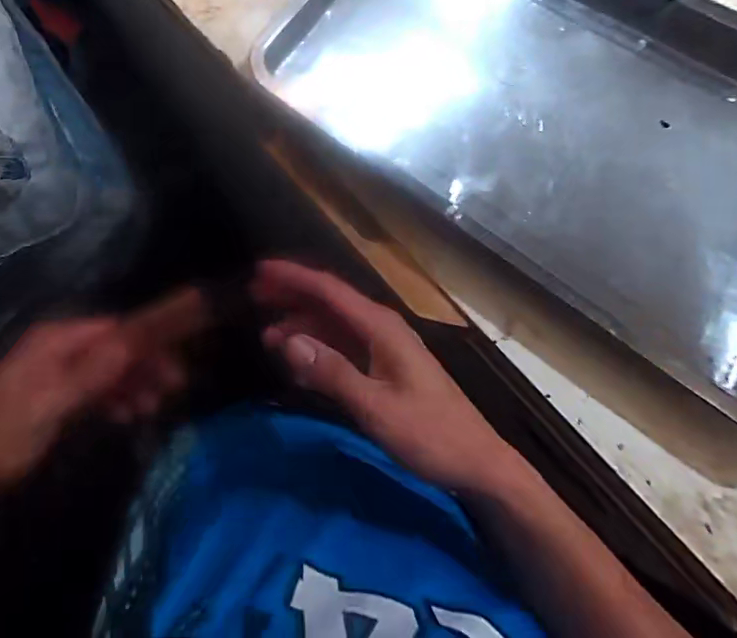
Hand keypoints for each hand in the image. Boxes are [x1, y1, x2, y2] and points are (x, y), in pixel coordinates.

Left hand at [0, 318, 183, 500]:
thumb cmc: (9, 434)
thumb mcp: (52, 405)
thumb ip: (92, 373)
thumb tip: (133, 341)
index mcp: (53, 340)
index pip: (110, 329)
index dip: (145, 343)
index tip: (175, 364)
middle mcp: (55, 346)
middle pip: (109, 346)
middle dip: (141, 364)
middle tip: (173, 388)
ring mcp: (52, 370)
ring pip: (103, 367)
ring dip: (130, 382)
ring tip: (153, 407)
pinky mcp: (51, 394)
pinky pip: (91, 386)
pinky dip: (112, 396)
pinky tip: (126, 413)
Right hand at [251, 260, 522, 495]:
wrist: (482, 467)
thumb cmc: (432, 435)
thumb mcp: (377, 409)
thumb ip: (332, 373)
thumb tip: (288, 341)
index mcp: (380, 327)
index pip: (328, 289)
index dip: (292, 276)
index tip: (259, 270)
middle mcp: (380, 327)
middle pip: (327, 300)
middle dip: (290, 294)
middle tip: (254, 296)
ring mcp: (383, 346)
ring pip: (332, 323)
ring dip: (299, 324)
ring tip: (267, 335)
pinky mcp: (383, 366)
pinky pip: (341, 344)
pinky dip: (315, 345)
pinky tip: (298, 362)